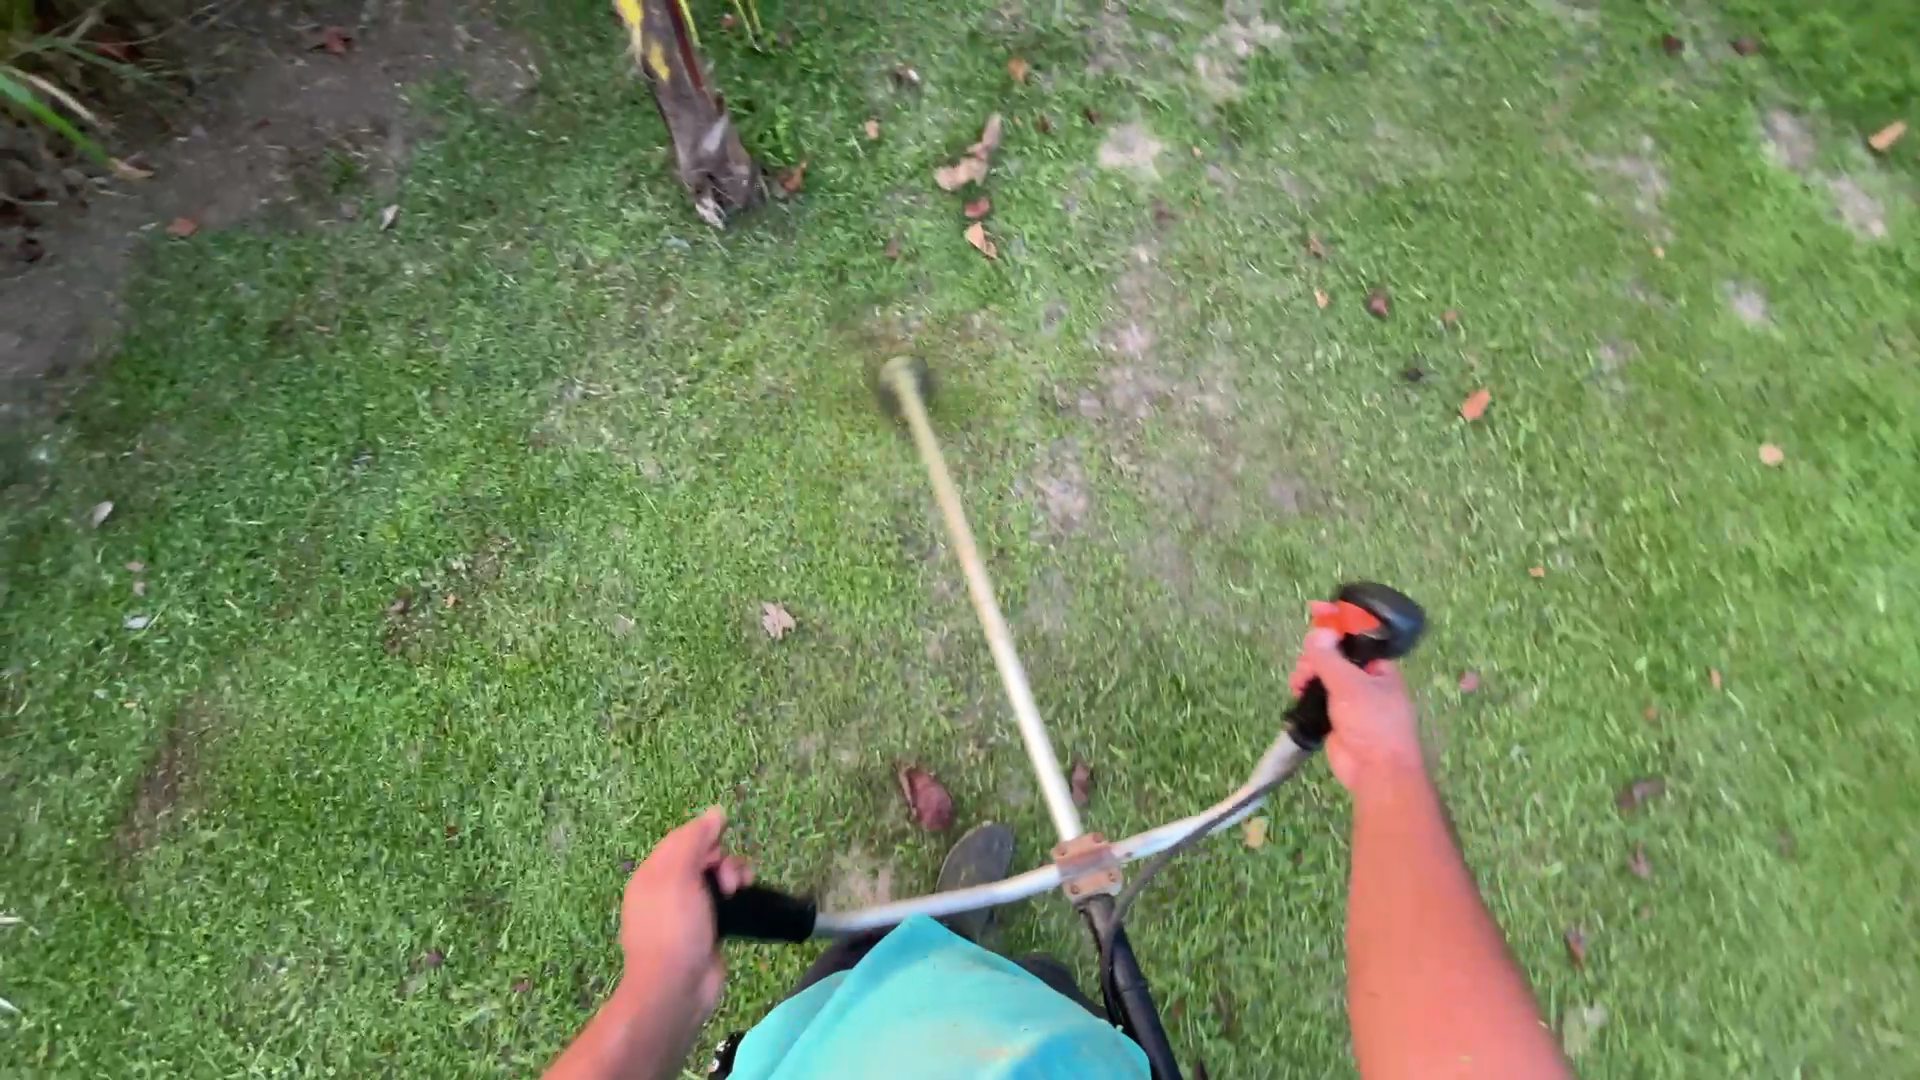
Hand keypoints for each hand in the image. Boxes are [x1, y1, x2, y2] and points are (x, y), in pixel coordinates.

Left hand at [618, 807, 752, 1017]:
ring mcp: (688, 911)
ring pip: (718, 877)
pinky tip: (744, 900)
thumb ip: (695, 838)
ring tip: (739, 889)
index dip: (706, 837)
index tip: (720, 846)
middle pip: (703, 856)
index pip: (683, 839)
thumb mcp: (678, 874)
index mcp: (653, 874)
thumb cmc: (672, 927)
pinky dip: (737, 896)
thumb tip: (716, 812)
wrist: (675, 990)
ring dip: (734, 874)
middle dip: (722, 859)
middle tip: (729, 880)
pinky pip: (726, 900)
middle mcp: (668, 890)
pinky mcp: (707, 928)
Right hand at [1288, 605, 1424, 799]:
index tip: (1316, 609)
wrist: (1376, 771)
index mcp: (1379, 667)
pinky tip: (1297, 694)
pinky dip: (1304, 692)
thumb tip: (1317, 632)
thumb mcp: (1350, 685)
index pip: (1357, 635)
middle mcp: (1364, 679)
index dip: (1337, 620)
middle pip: (1333, 653)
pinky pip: (1315, 694)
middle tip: (1306, 666)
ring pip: (1321, 673)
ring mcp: (1349, 699)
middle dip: (1314, 654)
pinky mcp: (1335, 716)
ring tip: (1299, 684)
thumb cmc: (1373, 723)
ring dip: (1306, 673)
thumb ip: (1329, 657)